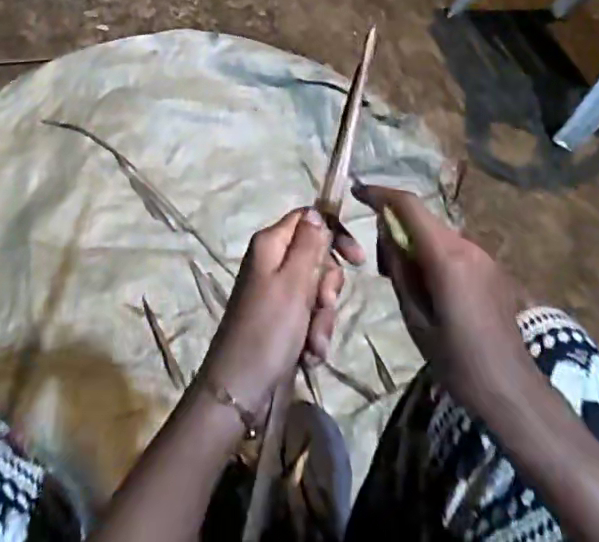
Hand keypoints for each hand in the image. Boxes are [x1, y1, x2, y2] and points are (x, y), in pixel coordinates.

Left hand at [196, 207, 361, 410]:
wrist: (241, 389)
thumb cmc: (267, 330)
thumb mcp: (293, 283)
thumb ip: (308, 244)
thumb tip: (316, 210)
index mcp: (270, 245)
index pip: (308, 219)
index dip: (334, 233)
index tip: (357, 258)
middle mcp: (273, 264)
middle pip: (318, 257)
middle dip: (328, 286)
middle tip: (323, 304)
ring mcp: (277, 294)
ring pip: (318, 292)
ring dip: (323, 319)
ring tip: (312, 343)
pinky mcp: (282, 321)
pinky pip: (310, 319)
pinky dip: (314, 336)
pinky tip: (307, 356)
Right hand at [354, 185, 534, 417]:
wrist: (510, 390)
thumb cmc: (455, 360)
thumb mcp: (414, 316)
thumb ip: (399, 268)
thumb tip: (386, 232)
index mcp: (447, 256)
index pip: (409, 206)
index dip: (381, 194)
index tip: (358, 192)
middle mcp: (468, 247)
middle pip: (423, 219)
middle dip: (396, 226)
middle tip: (379, 260)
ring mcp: (484, 257)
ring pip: (438, 234)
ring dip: (415, 242)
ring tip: (401, 278)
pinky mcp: (492, 270)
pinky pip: (454, 250)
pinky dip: (433, 254)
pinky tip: (428, 286)